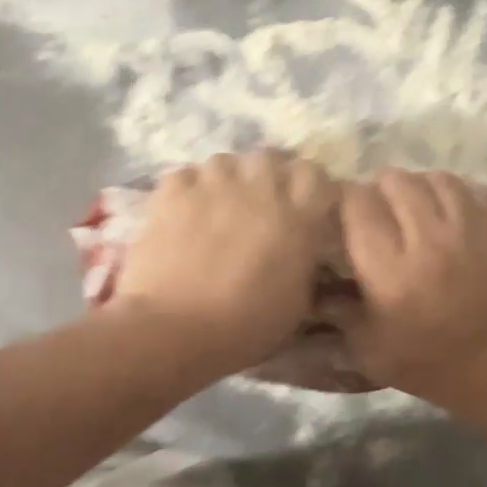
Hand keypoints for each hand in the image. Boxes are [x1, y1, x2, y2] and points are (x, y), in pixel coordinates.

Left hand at [112, 152, 338, 373]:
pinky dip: (188, 189)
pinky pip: (186, 174)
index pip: (315, 174)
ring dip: (228, 179)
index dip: (308, 188)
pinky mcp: (172, 190)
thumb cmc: (244, 327)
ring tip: (218, 206)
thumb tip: (302, 249)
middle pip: (270, 158)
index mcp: (297, 216)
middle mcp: (259, 188)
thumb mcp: (295, 302)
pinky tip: (184, 212)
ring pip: (227, 161)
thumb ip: (303, 263)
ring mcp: (212, 183)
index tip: (303, 207)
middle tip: (258, 205)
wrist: (174, 328)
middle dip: (267, 176)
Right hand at [334, 170, 486, 410]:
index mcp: (390, 269)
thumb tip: (316, 284)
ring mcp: (472, 229)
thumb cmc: (429, 365)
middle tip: (381, 210)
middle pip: (396, 181)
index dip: (346, 201)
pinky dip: (460, 195)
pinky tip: (454, 214)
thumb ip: (339, 310)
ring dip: (420, 188)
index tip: (346, 215)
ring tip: (418, 207)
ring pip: (437, 177)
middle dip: (381, 190)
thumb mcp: (369, 349)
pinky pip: (476, 189)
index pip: (357, 203)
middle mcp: (429, 239)